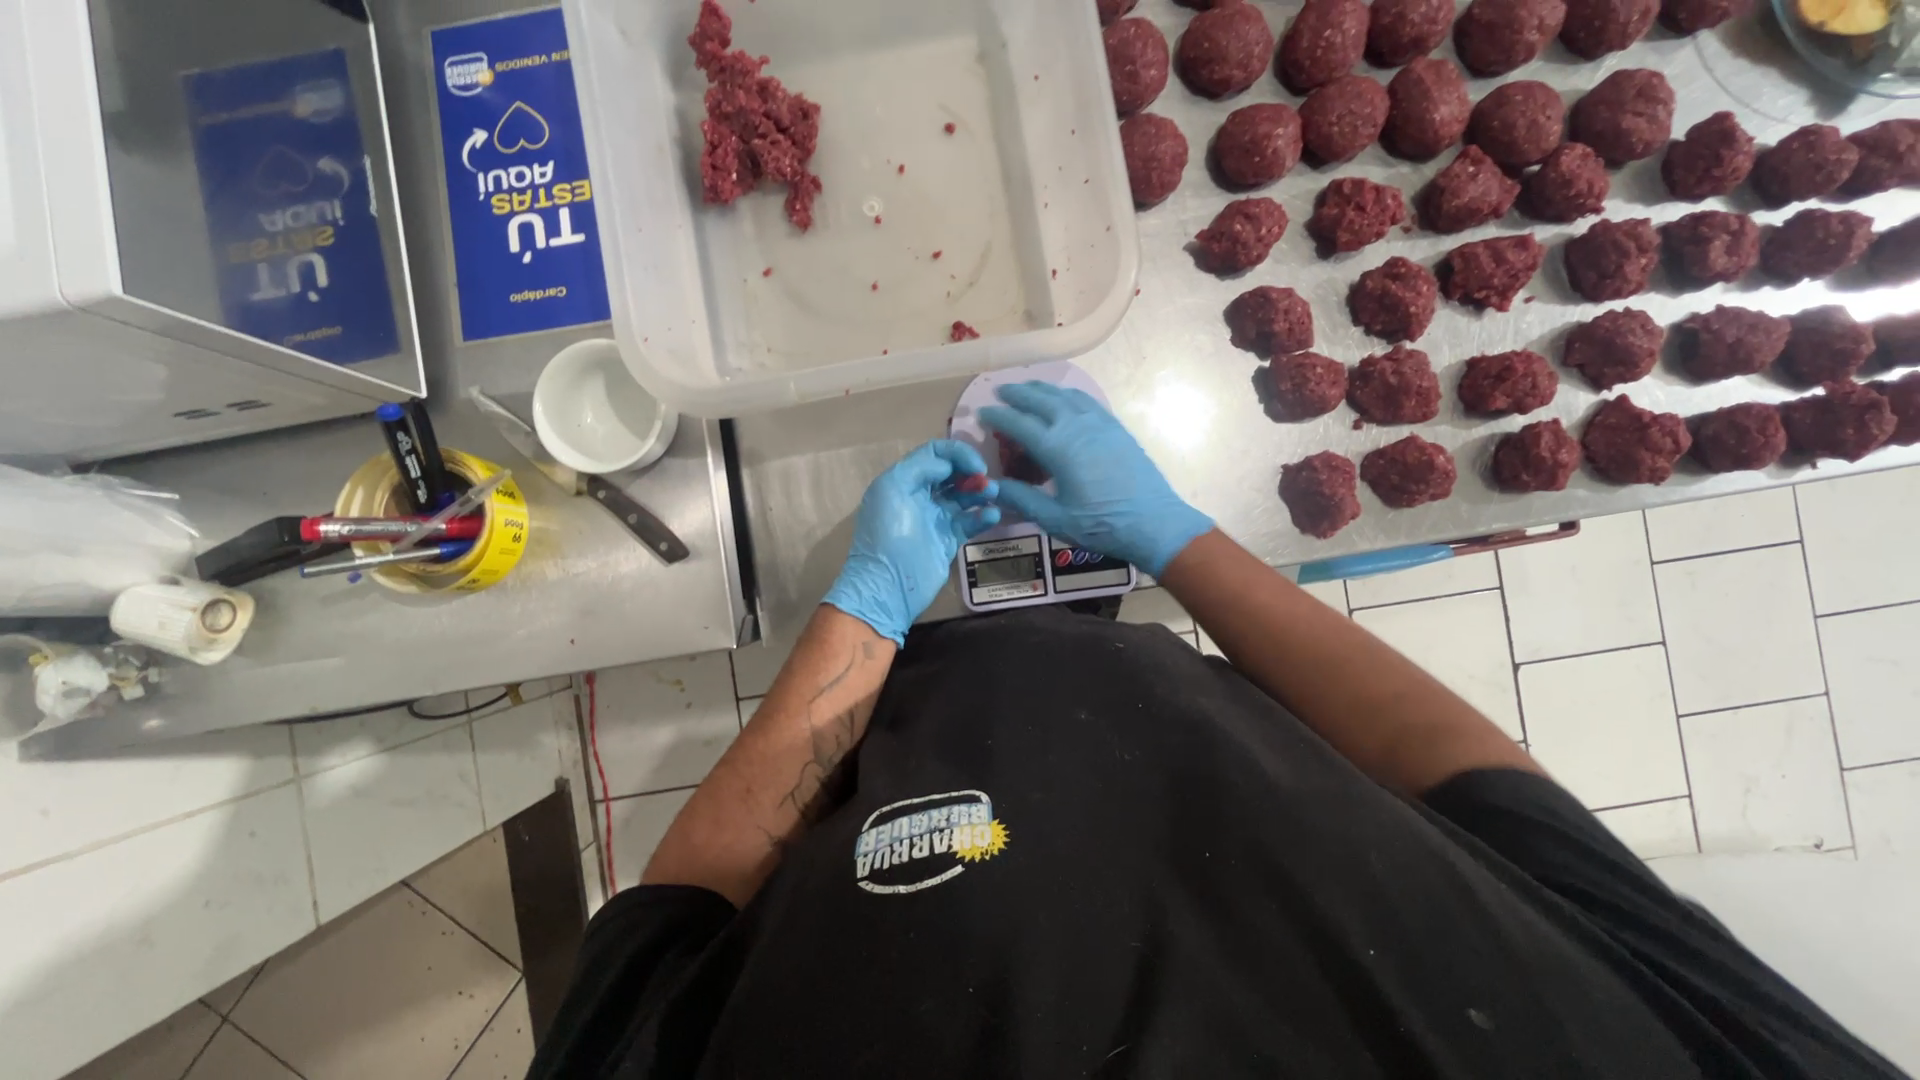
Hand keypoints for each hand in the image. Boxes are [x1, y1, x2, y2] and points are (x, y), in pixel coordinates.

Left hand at [822, 440, 1000, 644]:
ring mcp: (935, 519)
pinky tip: (992, 515)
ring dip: (980, 491)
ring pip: (963, 496)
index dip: (957, 454)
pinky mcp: (948, 540)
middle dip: (970, 472)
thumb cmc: (887, 535)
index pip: (934, 454)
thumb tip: (948, 465)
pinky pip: (969, 521)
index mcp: (903, 481)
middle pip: (952, 473)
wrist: (888, 586)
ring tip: (992, 494)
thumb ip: (921, 468)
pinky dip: (983, 515)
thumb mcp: (893, 490)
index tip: (976, 464)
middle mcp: (920, 496)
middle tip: (986, 480)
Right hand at [978, 382, 1211, 575]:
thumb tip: (990, 486)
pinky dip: (1068, 395)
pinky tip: (1065, 400)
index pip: (1018, 423)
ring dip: (1042, 389)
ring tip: (1027, 388)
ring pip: (1065, 395)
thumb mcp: (1054, 519)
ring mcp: (1099, 423)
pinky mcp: (1115, 428)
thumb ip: (1021, 499)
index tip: (981, 414)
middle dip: (1017, 393)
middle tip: (1000, 391)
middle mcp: (1076, 426)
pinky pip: (1086, 401)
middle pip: (1041, 400)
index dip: (997, 417)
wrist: (1154, 523)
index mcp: (1057, 447)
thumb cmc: (1101, 525)